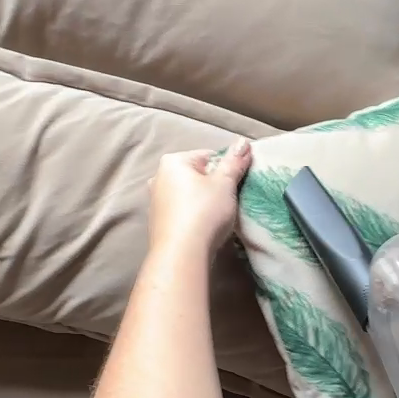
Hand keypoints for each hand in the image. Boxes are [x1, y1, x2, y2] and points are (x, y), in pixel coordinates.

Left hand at [149, 138, 252, 259]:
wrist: (182, 254)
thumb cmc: (204, 213)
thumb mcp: (225, 184)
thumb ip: (234, 162)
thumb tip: (243, 142)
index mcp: (172, 162)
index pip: (209, 156)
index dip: (227, 169)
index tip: (236, 184)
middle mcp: (158, 178)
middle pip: (197, 176)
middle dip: (214, 186)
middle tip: (229, 201)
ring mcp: (155, 202)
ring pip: (189, 195)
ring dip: (205, 202)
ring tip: (218, 217)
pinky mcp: (158, 224)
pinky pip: (183, 213)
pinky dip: (194, 217)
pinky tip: (205, 228)